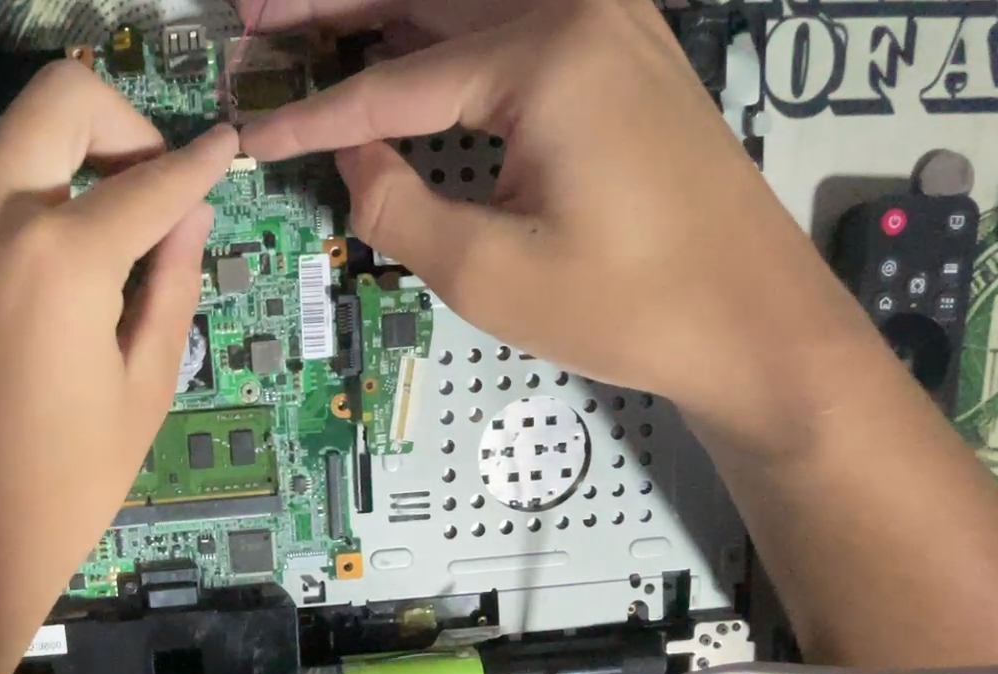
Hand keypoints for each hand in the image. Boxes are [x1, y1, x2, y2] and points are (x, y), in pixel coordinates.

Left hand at [0, 61, 235, 670]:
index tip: (222, 149)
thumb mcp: (144, 388)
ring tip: (85, 275)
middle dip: (116, 126)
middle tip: (144, 185)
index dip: (196, 163)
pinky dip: (6, 248)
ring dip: (57, 194)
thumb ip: (171, 284)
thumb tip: (190, 214)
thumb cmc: (68, 486)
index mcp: (60, 259)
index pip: (147, 181)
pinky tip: (19, 321)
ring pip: (3, 169)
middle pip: (54, 104)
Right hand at [240, 0, 881, 441]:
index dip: (308, 117)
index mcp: (546, 55)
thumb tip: (349, 156)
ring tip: (303, 18)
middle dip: (331, 5)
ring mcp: (607, 22)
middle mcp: (579, 8)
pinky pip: (505, 25)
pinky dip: (438, 32)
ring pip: (464, 2)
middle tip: (252, 15)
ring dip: (382, 9)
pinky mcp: (616, 54)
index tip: (247, 136)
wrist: (750, 318)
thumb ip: (396, 206)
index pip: (390, 85)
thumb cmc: (623, 306)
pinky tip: (393, 38)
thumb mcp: (485, 273)